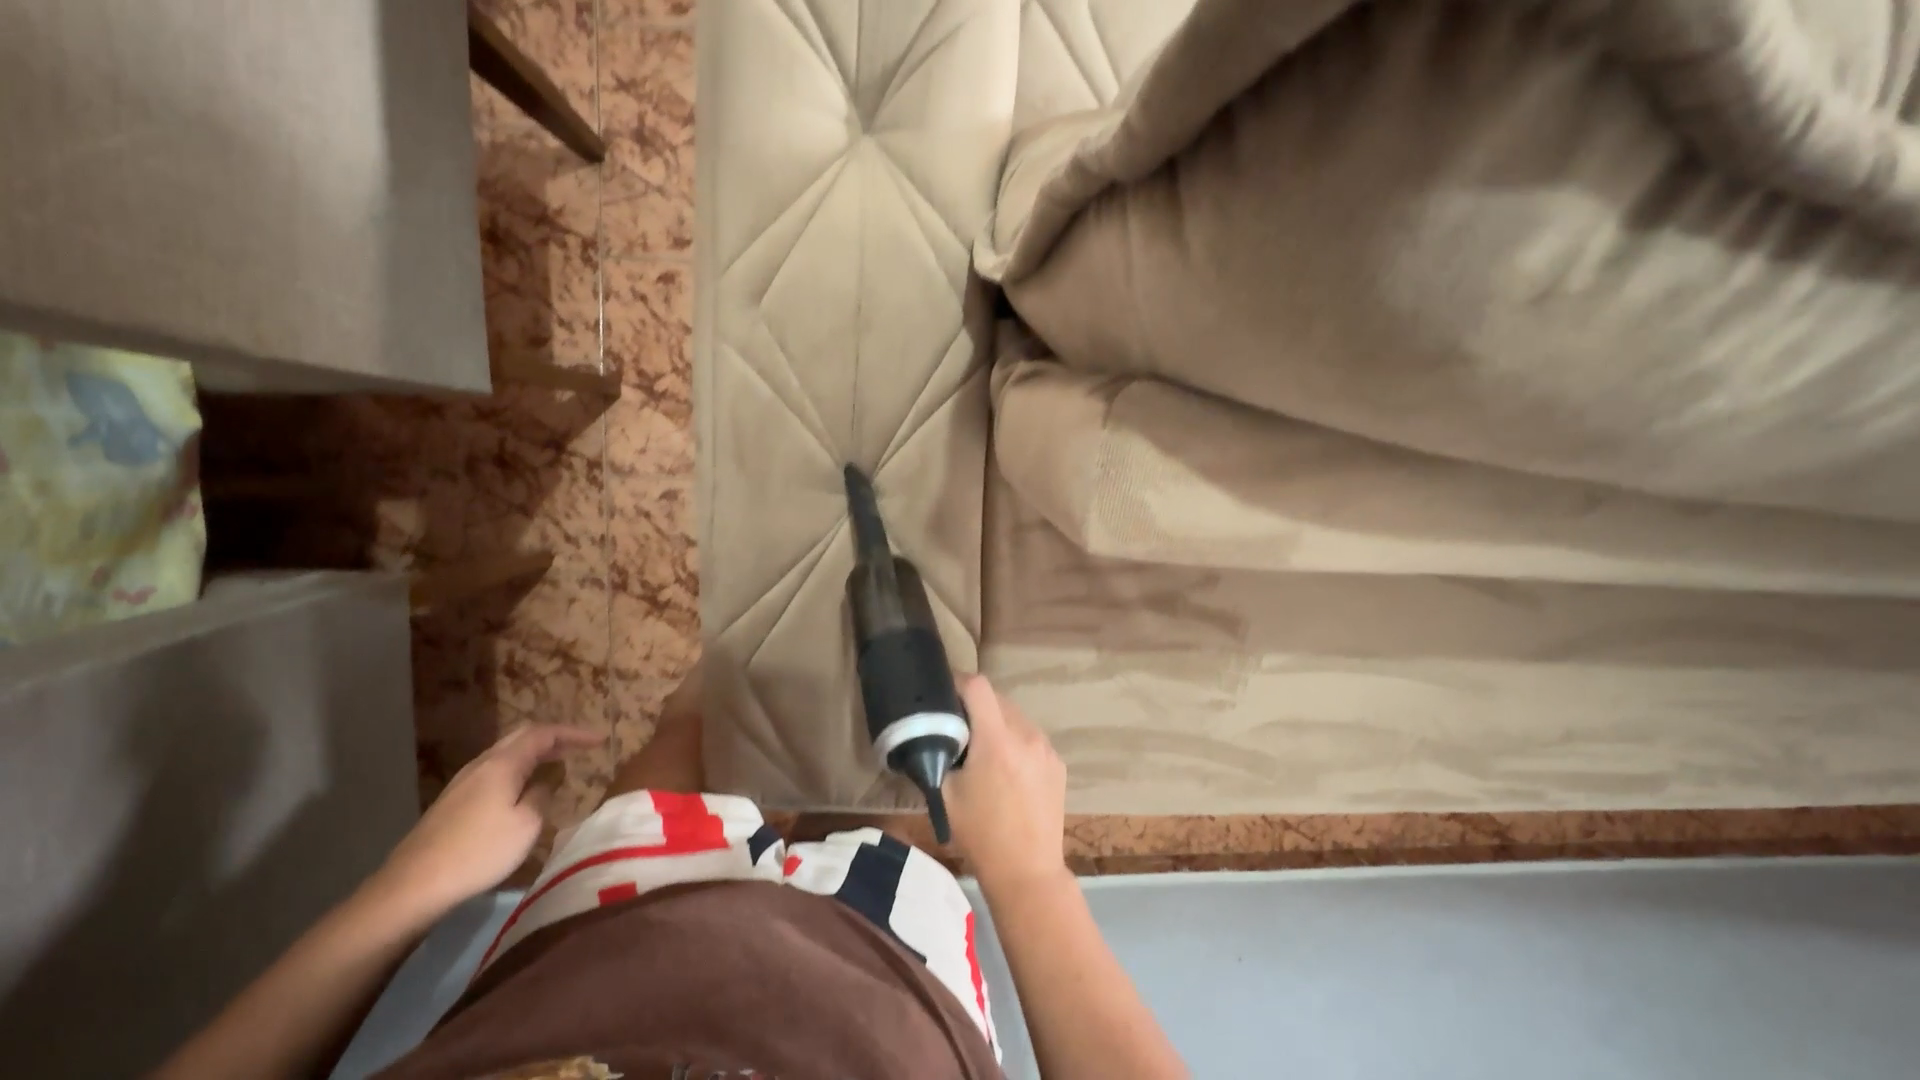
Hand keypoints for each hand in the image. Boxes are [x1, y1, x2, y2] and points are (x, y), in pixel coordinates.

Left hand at [372, 725, 600, 918]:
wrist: (416, 883)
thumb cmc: (479, 851)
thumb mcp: (526, 824)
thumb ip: (542, 794)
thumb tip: (547, 780)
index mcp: (502, 764)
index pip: (544, 734)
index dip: (574, 733)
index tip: (600, 740)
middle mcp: (482, 764)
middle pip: (522, 737)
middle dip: (554, 738)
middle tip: (579, 747)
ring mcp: (464, 782)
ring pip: (506, 754)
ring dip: (535, 753)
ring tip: (557, 764)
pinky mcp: (454, 801)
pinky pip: (495, 770)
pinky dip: (519, 768)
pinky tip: (524, 788)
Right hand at [944, 675, 1068, 893]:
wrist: (1026, 871)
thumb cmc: (980, 835)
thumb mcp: (946, 794)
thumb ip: (938, 756)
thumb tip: (930, 735)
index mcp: (996, 741)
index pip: (978, 687)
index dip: (957, 683)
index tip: (942, 693)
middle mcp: (1026, 736)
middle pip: (997, 699)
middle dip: (975, 706)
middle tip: (956, 727)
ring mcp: (1046, 749)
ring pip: (1016, 717)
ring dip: (997, 723)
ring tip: (982, 750)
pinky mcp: (1058, 764)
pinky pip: (1031, 738)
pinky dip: (1015, 742)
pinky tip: (1006, 769)